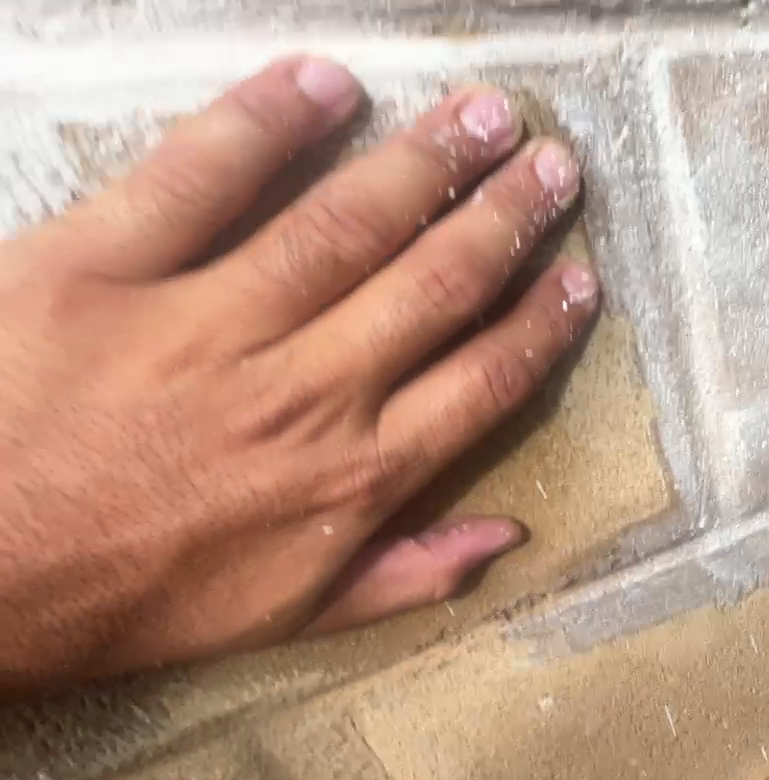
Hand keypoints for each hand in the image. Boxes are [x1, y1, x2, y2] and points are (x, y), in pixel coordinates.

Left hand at [0, 56, 595, 686]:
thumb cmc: (142, 597)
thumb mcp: (302, 612)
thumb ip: (414, 572)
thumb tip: (512, 536)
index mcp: (366, 470)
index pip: (488, 380)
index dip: (545, 323)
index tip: (584, 278)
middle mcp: (313, 389)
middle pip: (439, 287)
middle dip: (509, 220)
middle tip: (556, 165)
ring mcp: (206, 324)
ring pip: (346, 228)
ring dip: (427, 163)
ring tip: (486, 113)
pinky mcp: (89, 269)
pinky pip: (191, 183)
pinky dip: (262, 126)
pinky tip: (324, 83)